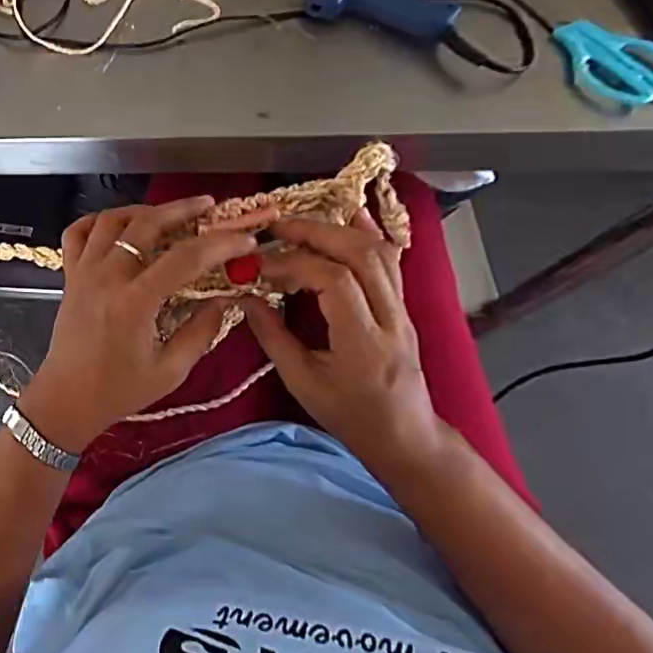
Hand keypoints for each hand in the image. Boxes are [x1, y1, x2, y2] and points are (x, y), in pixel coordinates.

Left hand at [19, 197, 268, 452]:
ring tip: (167, 213)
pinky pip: (77, 232)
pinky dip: (98, 220)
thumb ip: (201, 332)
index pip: (184, 259)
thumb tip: (223, 300)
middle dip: (182, 209)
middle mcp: (107, 278)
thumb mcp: (170, 371)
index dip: (219, 245)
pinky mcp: (70, 275)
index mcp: (134, 303)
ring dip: (143, 210)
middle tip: (208, 204)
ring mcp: (84, 272)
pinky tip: (120, 225)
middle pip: (146, 224)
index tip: (244, 240)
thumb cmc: (118, 390)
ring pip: (111, 220)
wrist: (66, 400)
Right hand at [237, 209, 444, 468]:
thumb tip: (246, 297)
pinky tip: (349, 214)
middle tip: (278, 228)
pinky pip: (391, 260)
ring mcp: (403, 310)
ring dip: (338, 229)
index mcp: (364, 344)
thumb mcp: (302, 383)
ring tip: (302, 224)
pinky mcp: (404, 305)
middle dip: (316, 232)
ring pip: (379, 252)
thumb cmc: (351, 417)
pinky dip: (368, 233)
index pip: (334, 281)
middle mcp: (390, 319)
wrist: (406, 437)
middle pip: (361, 255)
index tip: (262, 268)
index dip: (294, 264)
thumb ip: (273, 336)